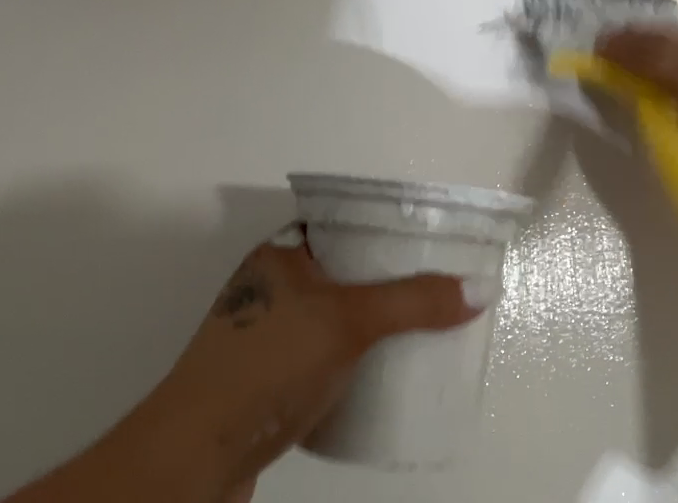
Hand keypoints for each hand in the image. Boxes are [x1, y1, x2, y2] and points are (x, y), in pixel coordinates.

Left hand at [8, 225, 483, 502]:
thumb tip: (482, 287)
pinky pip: (329, 356)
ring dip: (377, 322)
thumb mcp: (347, 322)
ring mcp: (271, 335)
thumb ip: (413, 303)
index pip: (343, 222)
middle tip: (442, 284)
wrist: (196, 455)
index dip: (388, 226)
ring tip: (427, 326)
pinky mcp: (273, 380)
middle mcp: (274, 286)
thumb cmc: (268, 364)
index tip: (434, 238)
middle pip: (347, 270)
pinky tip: (388, 371)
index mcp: (282, 253)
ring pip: (339, 316)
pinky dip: (359, 358)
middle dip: (393, 279)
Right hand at [596, 24, 677, 239]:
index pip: (655, 50)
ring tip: (641, 52)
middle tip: (613, 44)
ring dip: (666, 41)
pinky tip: (677, 66)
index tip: (597, 47)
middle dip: (642, 37)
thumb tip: (629, 88)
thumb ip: (653, 109)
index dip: (623, 46)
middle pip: (676, 37)